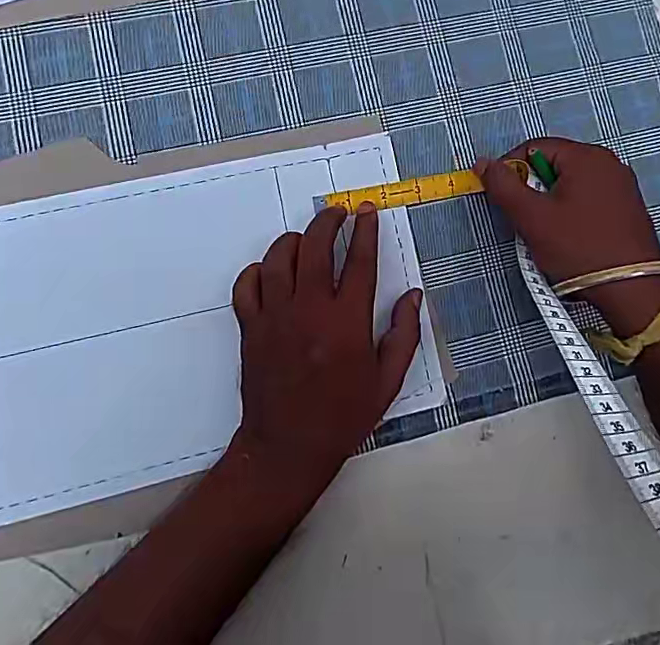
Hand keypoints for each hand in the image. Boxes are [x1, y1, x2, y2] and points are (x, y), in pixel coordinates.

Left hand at [229, 204, 423, 492]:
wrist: (288, 447)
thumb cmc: (342, 415)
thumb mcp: (387, 381)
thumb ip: (404, 334)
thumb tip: (413, 295)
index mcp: (347, 323)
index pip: (359, 261)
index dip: (365, 230)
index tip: (366, 211)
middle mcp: (309, 311)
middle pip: (315, 247)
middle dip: (328, 221)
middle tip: (337, 213)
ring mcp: (275, 317)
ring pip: (279, 259)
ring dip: (293, 241)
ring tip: (306, 239)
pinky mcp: (250, 328)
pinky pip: (246, 286)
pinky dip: (257, 271)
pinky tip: (270, 271)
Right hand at [476, 138, 659, 332]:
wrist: (632, 292)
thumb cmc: (580, 250)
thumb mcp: (531, 217)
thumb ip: (503, 185)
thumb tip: (484, 163)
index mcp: (587, 156)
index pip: (533, 147)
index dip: (512, 170)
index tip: (506, 199)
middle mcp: (609, 163)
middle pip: (553, 165)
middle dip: (533, 190)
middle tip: (527, 220)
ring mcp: (623, 185)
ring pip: (570, 184)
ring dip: (551, 204)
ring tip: (549, 234)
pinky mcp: (630, 208)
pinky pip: (589, 199)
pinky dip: (573, 213)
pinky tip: (571, 240)